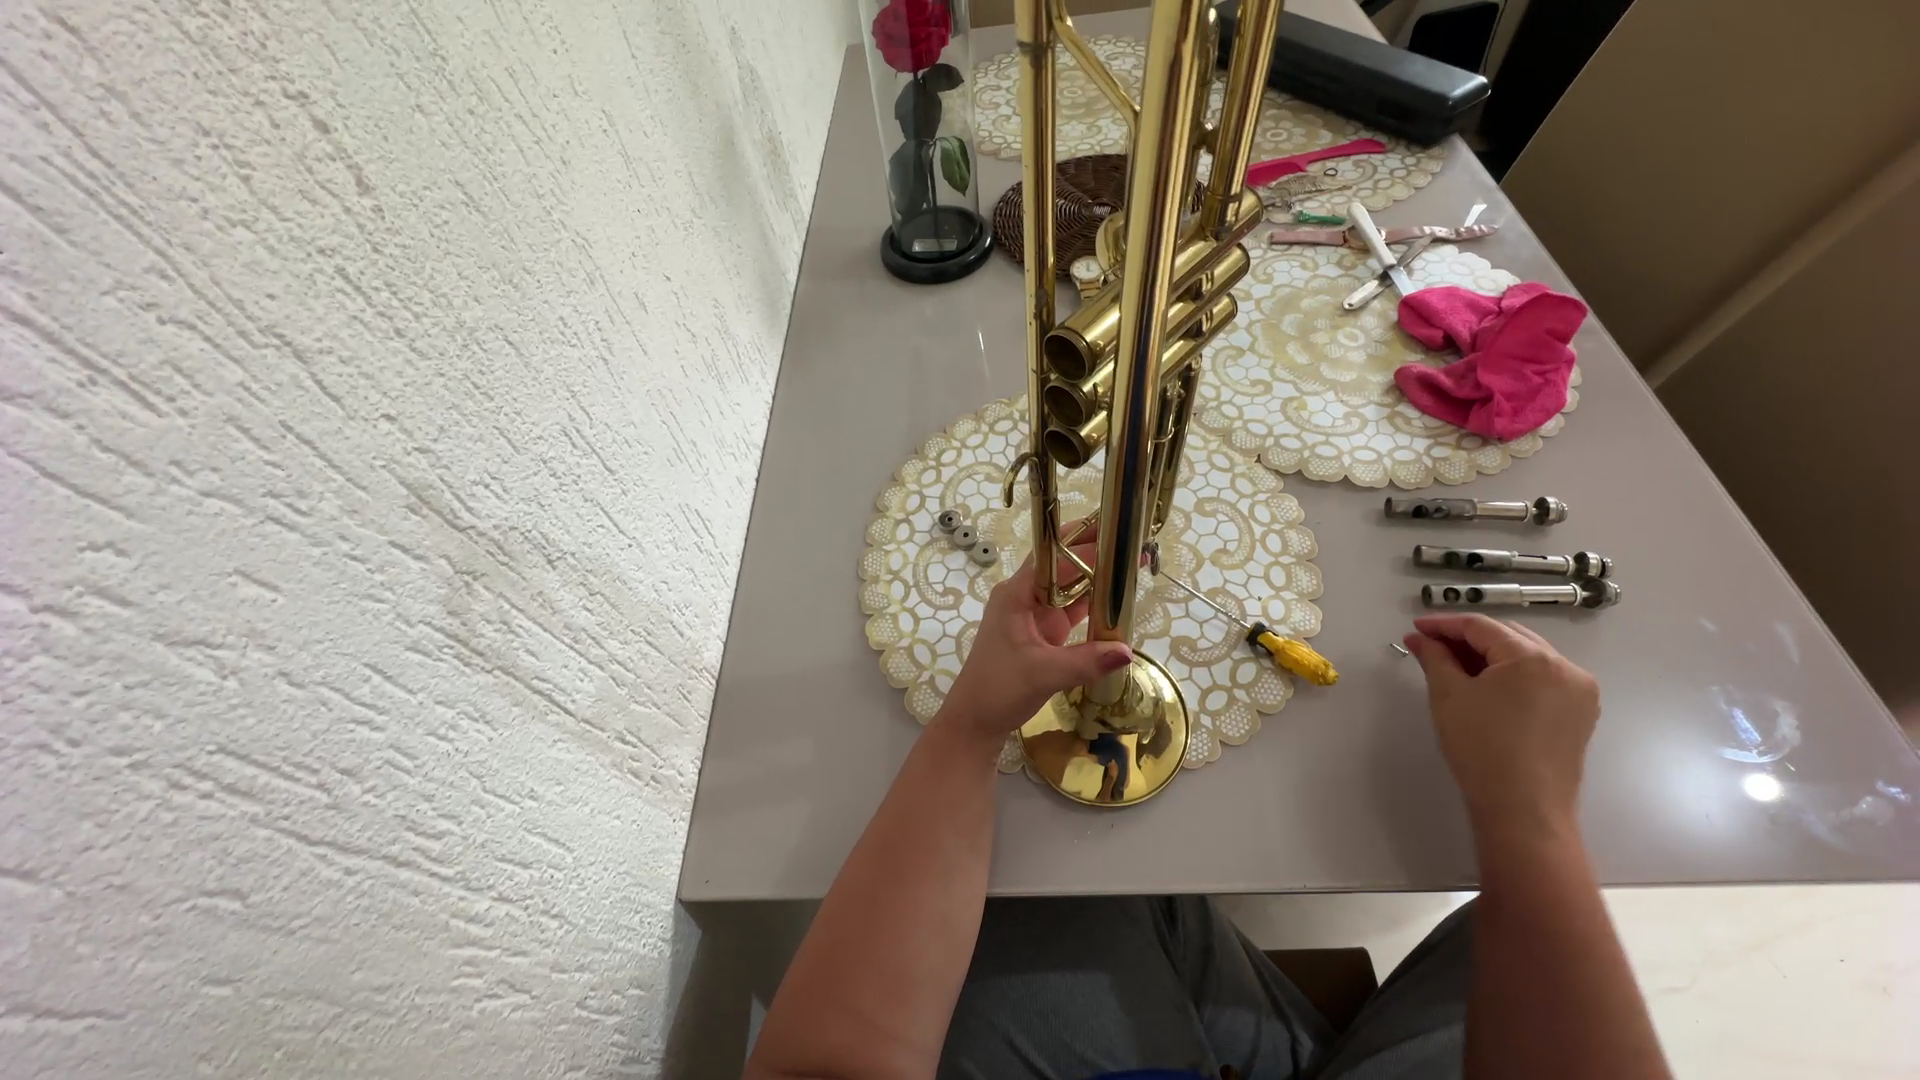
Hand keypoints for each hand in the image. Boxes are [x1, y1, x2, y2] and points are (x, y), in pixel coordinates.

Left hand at [936, 523, 1133, 747]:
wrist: (974, 722)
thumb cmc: (996, 690)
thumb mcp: (1042, 675)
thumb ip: (1085, 661)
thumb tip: (1128, 651)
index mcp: (1016, 594)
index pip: (1052, 554)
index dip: (1082, 540)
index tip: (1113, 528)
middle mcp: (1025, 597)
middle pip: (1064, 566)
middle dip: (1097, 554)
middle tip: (1135, 544)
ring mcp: (1035, 615)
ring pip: (1071, 587)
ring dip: (1099, 578)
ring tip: (1134, 564)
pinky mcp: (1044, 633)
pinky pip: (1072, 610)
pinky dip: (1095, 605)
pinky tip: (1119, 600)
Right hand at [1403, 615, 1600, 839]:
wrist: (1524, 809)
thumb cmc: (1481, 748)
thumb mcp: (1449, 696)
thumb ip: (1435, 658)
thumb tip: (1421, 639)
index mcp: (1534, 658)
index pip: (1482, 626)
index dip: (1444, 624)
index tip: (1415, 628)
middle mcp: (1566, 667)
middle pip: (1509, 637)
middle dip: (1467, 638)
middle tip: (1429, 645)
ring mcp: (1579, 691)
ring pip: (1527, 657)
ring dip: (1490, 655)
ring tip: (1453, 664)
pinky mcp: (1580, 712)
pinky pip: (1542, 678)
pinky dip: (1511, 675)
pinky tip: (1486, 685)